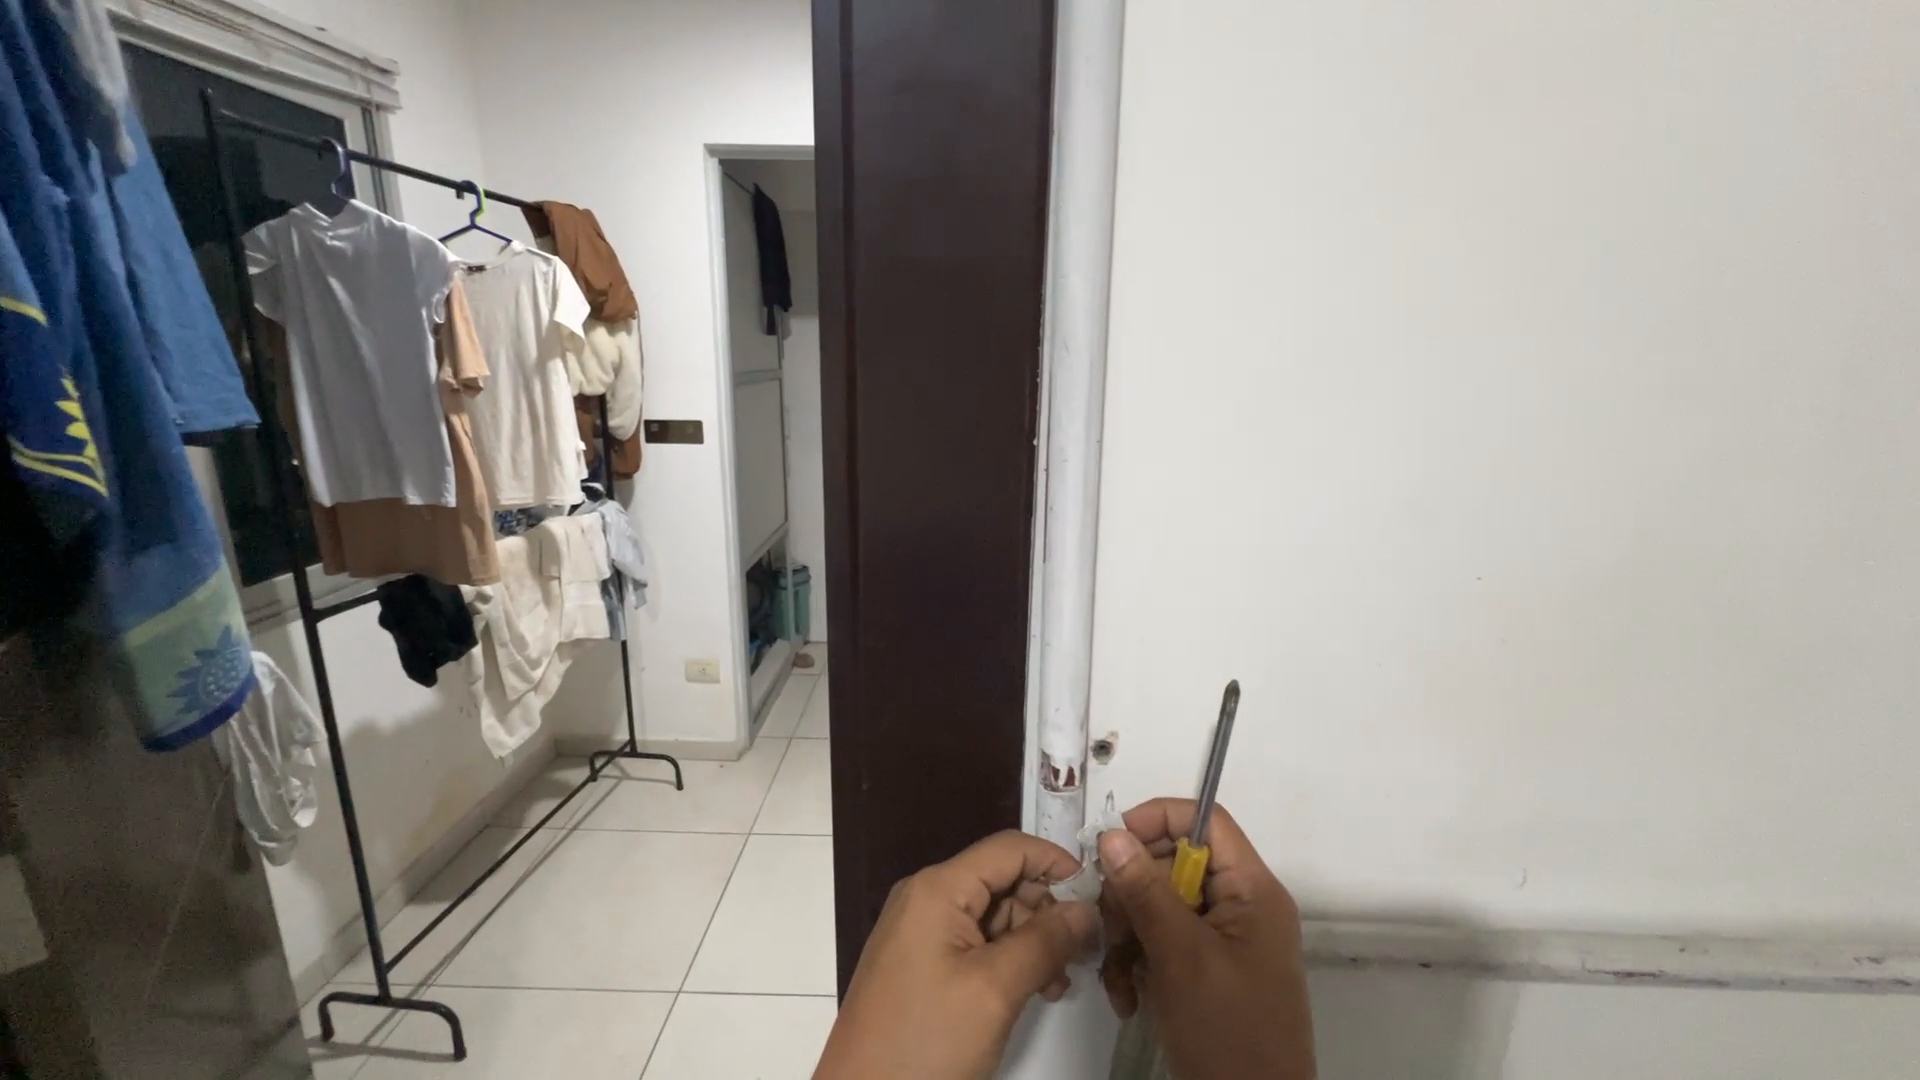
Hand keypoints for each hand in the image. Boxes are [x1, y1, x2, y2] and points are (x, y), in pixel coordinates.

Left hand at [815, 830, 1099, 1079]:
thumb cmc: (926, 1040)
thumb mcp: (994, 990)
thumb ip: (1044, 942)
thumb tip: (1086, 907)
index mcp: (938, 887)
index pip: (1008, 849)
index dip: (1055, 862)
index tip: (1096, 894)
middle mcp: (928, 897)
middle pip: (1003, 881)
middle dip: (1045, 911)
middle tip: (1081, 955)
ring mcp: (923, 931)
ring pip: (995, 915)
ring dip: (1032, 942)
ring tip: (1057, 984)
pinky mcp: (924, 963)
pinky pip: (977, 943)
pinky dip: (1009, 960)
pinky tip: (1035, 989)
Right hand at [1099, 799, 1315, 1079]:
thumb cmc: (1228, 1032)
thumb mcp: (1181, 956)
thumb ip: (1145, 890)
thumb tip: (1111, 834)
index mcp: (1251, 890)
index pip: (1205, 820)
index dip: (1157, 819)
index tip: (1110, 843)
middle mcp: (1238, 905)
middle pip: (1172, 862)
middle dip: (1130, 891)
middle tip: (1106, 924)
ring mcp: (1220, 940)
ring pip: (1157, 903)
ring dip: (1126, 933)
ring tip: (1115, 974)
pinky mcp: (1203, 970)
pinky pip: (1159, 941)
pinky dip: (1135, 962)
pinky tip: (1124, 994)